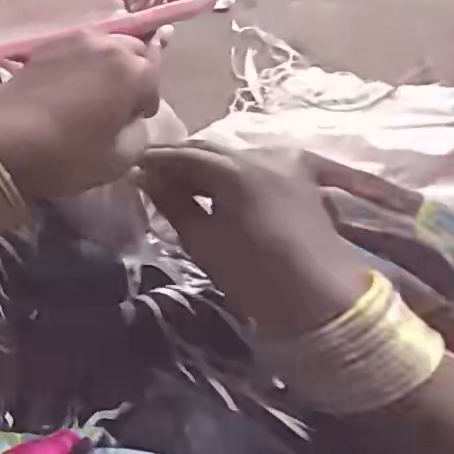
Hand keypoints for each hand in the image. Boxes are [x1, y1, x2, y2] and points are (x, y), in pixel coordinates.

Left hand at [0, 29, 166, 200]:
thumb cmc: (63, 156)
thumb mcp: (117, 160)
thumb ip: (139, 134)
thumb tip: (130, 118)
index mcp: (131, 70)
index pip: (156, 75)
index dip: (147, 102)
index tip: (133, 121)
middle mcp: (104, 45)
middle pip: (131, 53)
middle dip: (131, 75)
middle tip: (114, 107)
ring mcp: (69, 41)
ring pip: (102, 46)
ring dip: (105, 66)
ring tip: (90, 95)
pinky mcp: (40, 48)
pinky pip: (74, 50)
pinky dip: (78, 64)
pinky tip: (66, 87)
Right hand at [138, 143, 368, 335]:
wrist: (323, 303)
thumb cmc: (254, 275)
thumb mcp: (202, 240)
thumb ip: (171, 201)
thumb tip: (144, 177)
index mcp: (238, 171)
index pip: (184, 154)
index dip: (155, 159)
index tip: (131, 165)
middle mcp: (265, 156)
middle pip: (210, 150)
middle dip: (177, 159)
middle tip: (150, 173)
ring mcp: (289, 164)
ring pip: (233, 155)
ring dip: (203, 165)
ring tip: (178, 182)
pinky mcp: (303, 178)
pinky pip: (255, 164)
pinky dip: (230, 171)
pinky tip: (213, 186)